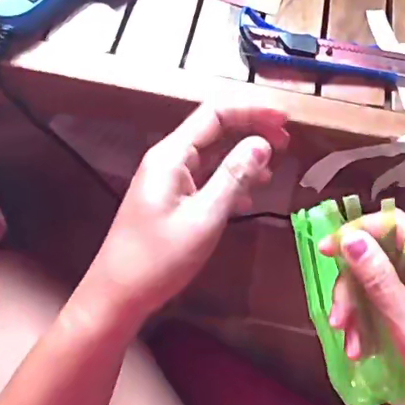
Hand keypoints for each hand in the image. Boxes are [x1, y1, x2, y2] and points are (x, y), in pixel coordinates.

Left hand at [81, 102, 288, 325]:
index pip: (215, 113)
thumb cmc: (159, 258)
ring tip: (273, 170)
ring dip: (243, 157)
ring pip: (211, 155)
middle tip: (286, 143)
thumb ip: (234, 177)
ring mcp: (167, 178)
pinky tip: (248, 197)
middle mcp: (168, 158)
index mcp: (171, 155)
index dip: (252, 111)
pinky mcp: (170, 198)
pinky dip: (229, 181)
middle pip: (214, 129)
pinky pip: (204, 178)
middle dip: (250, 130)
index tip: (286, 120)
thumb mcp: (204, 217)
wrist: (117, 293)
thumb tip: (261, 144)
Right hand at [319, 210, 404, 404]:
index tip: (327, 250)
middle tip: (338, 317)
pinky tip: (359, 346)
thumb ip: (379, 280)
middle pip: (379, 255)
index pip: (396, 226)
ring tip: (350, 342)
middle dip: (353, 286)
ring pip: (375, 279)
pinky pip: (382, 299)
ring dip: (356, 308)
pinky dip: (366, 319)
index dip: (359, 232)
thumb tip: (350, 238)